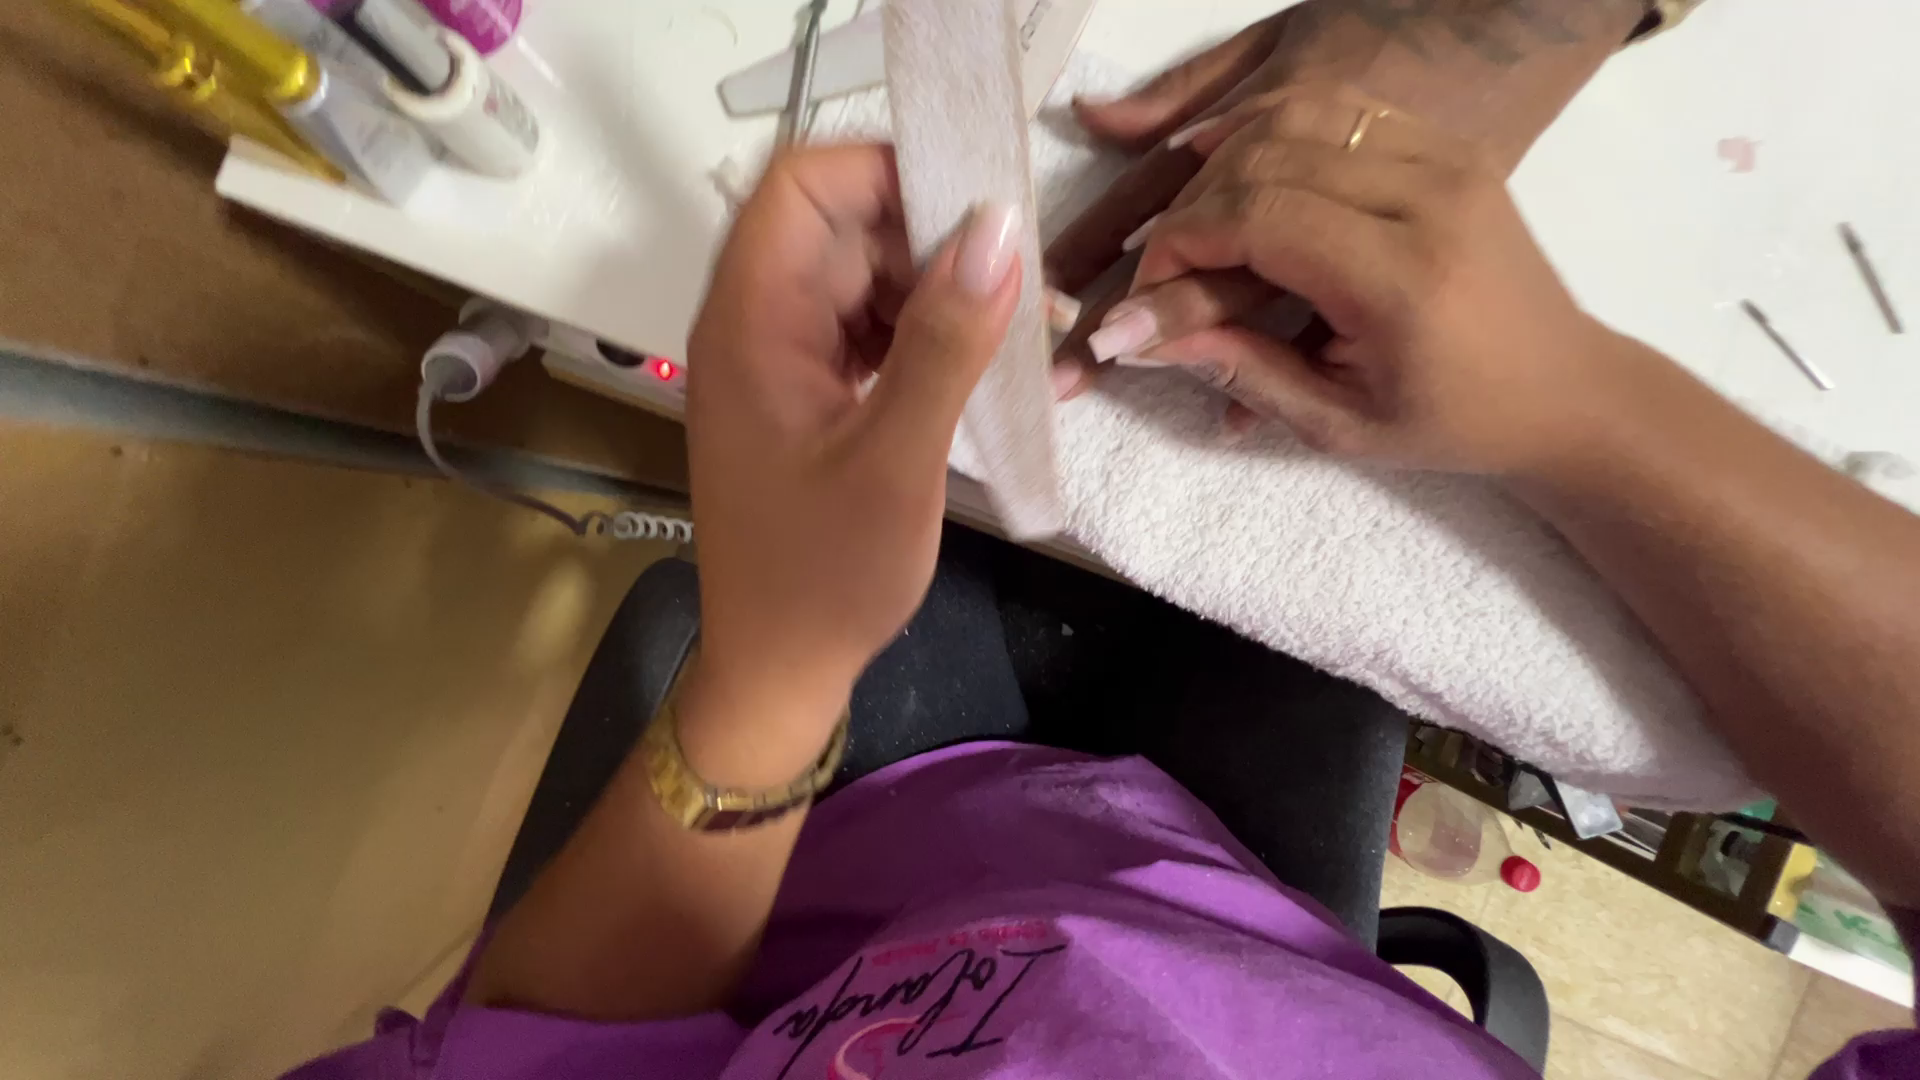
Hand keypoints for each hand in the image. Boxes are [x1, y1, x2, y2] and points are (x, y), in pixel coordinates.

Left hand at [687, 146, 1021, 721]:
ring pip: (856, 285)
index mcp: (751, 326)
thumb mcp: (896, 459)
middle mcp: (753, 329)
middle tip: (1013, 290)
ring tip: (1003, 335)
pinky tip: (965, 369)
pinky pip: (860, 337)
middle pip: (838, 233)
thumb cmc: (828, 576)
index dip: (887, 175)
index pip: (803, 187)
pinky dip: (914, 340)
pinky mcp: (802, 401)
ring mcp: (777, 367)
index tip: (974, 215)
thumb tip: (996, 232)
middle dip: (928, 244)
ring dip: (930, 296)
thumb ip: (945, 342)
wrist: (781, 666)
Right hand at [1047, 0, 1645, 396]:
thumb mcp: (1331, 423)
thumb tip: (1131, 338)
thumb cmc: (1443, 424)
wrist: (1561, 389)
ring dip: (1219, 165)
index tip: (1144, 302)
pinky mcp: (1442, 144)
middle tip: (1157, 273)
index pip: (1257, 218)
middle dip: (1187, 213)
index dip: (1179, 249)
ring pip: (1293, 118)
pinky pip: (1333, 109)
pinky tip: (1228, 165)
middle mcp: (1428, 192)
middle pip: (1265, 160)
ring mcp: (1442, 155)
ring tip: (1186, 224)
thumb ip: (1235, 368)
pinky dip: (1265, 130)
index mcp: (1402, 275)